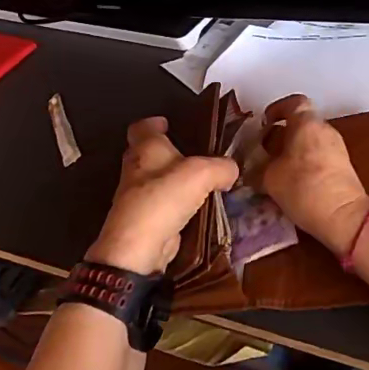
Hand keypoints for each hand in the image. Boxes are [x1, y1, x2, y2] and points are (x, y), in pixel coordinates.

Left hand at [86, 117, 239, 274]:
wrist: (141, 247)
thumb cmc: (164, 197)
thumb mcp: (202, 173)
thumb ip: (221, 166)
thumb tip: (230, 169)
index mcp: (145, 148)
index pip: (143, 127)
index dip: (155, 122)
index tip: (168, 123)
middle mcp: (137, 168)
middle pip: (151, 153)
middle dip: (171, 153)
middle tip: (198, 154)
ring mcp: (139, 196)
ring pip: (159, 181)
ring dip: (177, 181)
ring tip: (206, 182)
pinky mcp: (147, 220)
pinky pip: (166, 205)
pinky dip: (180, 205)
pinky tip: (199, 208)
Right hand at [258, 94, 368, 254]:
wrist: (344, 217)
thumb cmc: (303, 188)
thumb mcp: (269, 178)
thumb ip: (257, 167)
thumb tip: (250, 168)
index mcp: (307, 124)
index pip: (293, 102)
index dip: (277, 109)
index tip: (265, 122)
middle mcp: (325, 130)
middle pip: (302, 123)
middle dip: (282, 134)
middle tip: (264, 149)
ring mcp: (338, 149)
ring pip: (310, 141)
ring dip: (293, 150)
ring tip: (275, 168)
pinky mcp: (344, 167)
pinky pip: (319, 156)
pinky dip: (305, 163)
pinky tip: (292, 181)